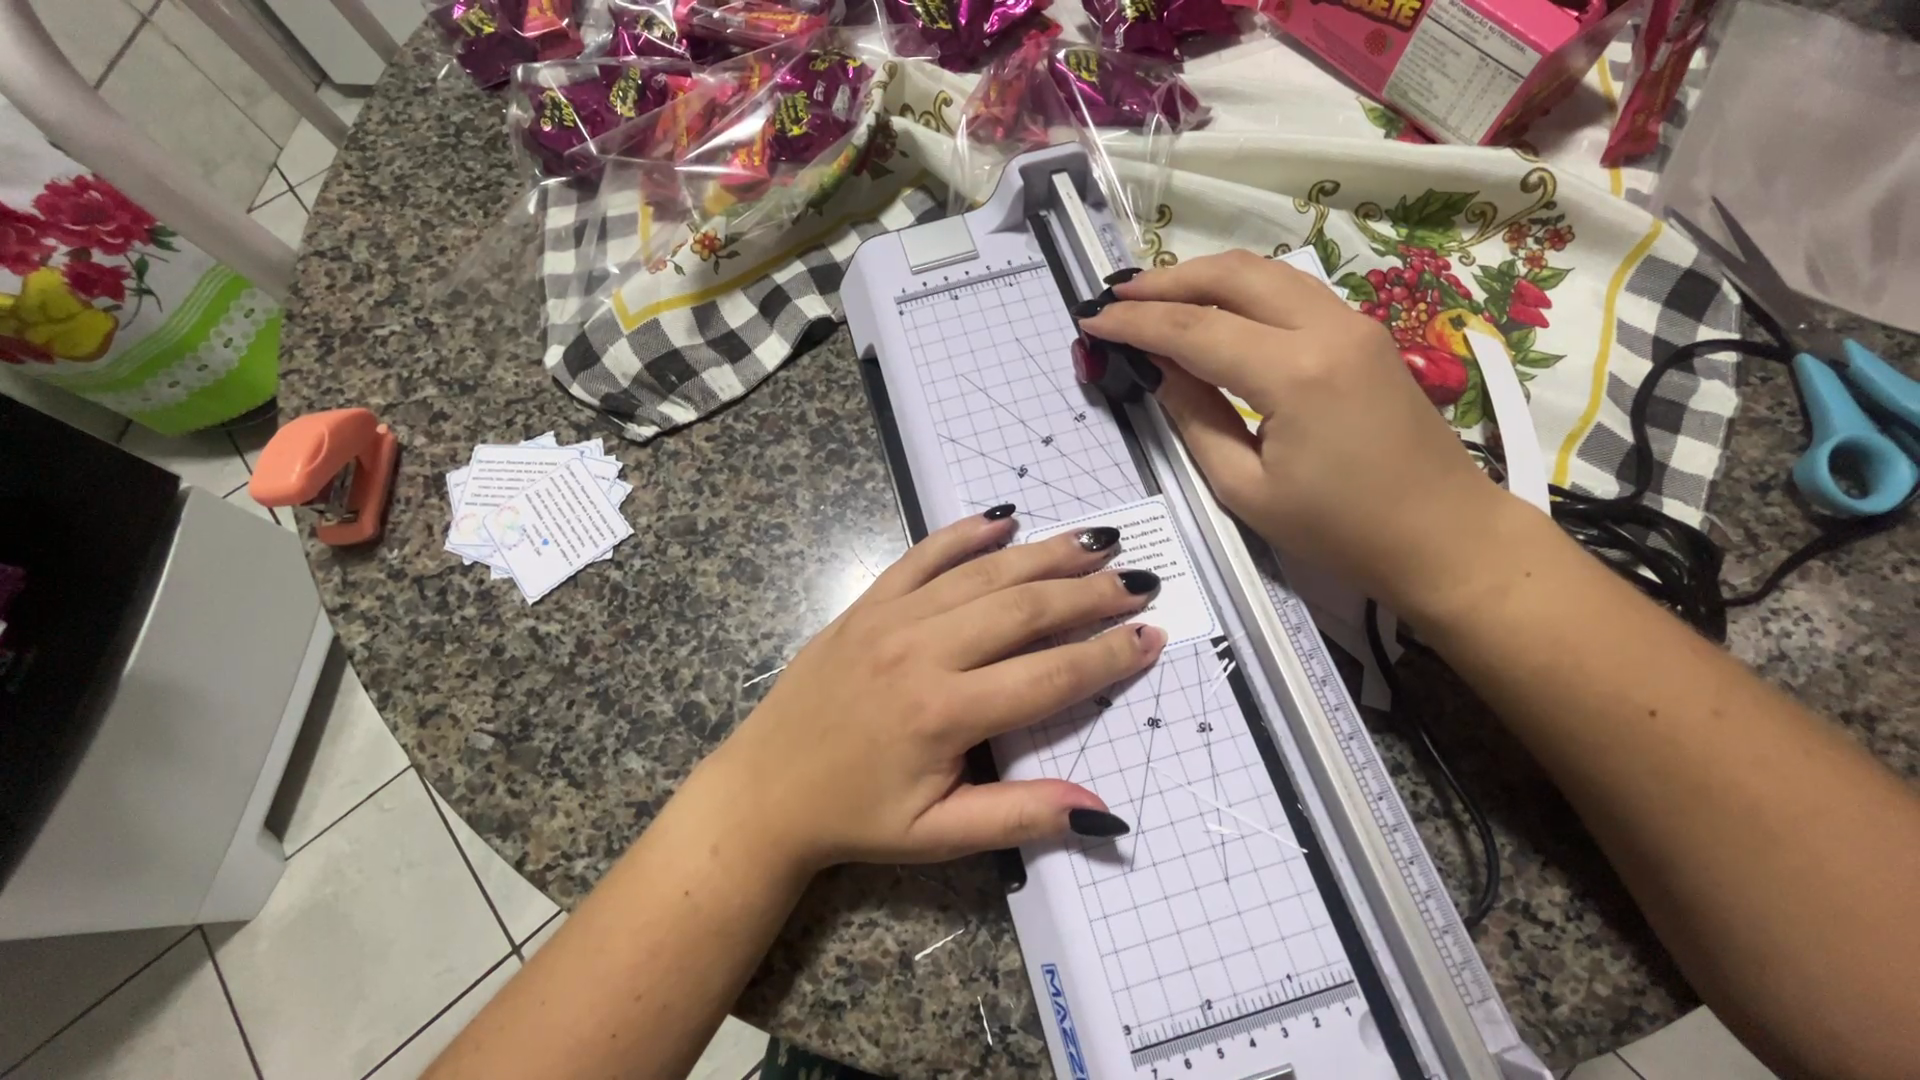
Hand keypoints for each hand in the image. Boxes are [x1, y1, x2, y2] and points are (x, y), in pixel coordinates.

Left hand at [704, 509, 1167, 872]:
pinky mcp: (866, 604)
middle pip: (1024, 610)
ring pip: (983, 574)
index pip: (1048, 677)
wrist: (764, 791)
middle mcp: (922, 652)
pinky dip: (965, 533)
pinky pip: (923, 555)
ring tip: (1094, 543)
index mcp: (944, 714)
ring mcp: (890, 618)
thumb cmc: (855, 817)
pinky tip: (1004, 519)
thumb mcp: (938, 835)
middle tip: (1137, 581)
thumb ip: (1020, 816)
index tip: (1151, 635)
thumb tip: (1103, 812)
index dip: (1106, 656)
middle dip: (1088, 595)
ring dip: (1044, 555)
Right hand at [1079, 251, 1514, 621]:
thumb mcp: (1246, 489)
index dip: (1135, 322)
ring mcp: (1354, 323)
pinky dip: (1241, 290)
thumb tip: (1159, 369)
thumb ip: (1195, 418)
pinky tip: (1213, 310)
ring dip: (1204, 277)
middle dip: (1166, 280)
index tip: (1091, 319)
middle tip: (1116, 296)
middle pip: (1231, 276)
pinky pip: (1290, 291)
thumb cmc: (1340, 530)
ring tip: (1153, 296)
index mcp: (1295, 374)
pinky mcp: (1364, 333)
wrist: (1443, 536)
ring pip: (1264, 273)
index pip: (1194, 328)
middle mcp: (1327, 329)